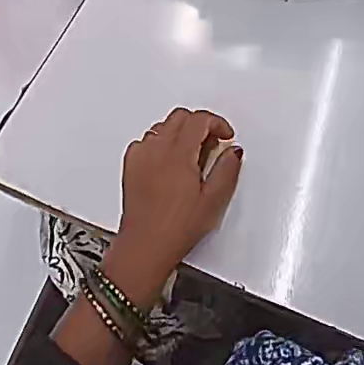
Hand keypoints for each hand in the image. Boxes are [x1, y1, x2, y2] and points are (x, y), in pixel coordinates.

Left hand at [108, 109, 242, 288]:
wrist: (145, 247)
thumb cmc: (175, 229)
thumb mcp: (214, 200)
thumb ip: (227, 169)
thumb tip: (233, 152)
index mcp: (178, 154)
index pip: (199, 119)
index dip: (217, 122)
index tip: (225, 135)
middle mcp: (156, 151)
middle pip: (180, 117)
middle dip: (200, 124)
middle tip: (212, 143)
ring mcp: (140, 157)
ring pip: (162, 127)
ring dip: (180, 133)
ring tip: (193, 155)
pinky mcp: (130, 166)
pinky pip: (146, 141)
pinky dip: (160, 144)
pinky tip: (170, 162)